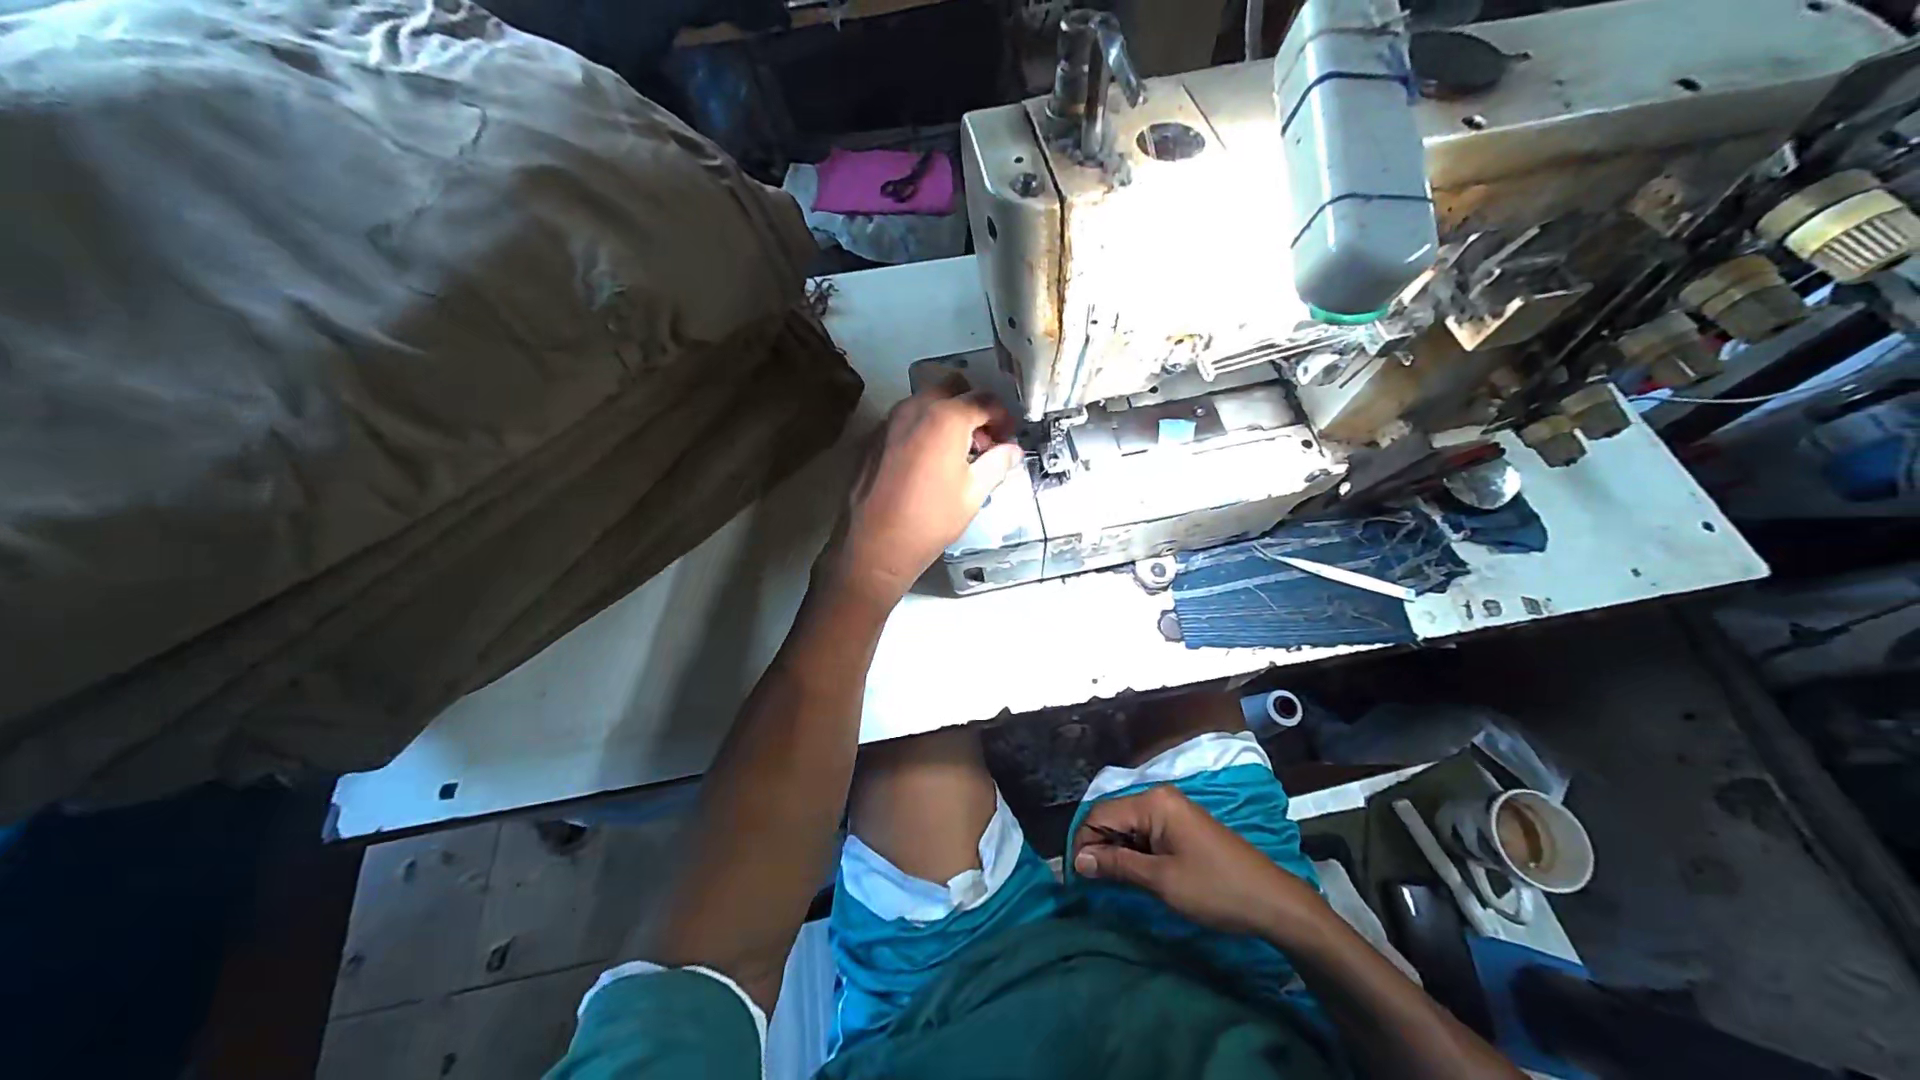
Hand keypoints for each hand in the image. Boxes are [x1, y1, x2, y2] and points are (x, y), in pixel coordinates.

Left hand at [824, 377, 1021, 605]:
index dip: (1003, 416)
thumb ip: (997, 463)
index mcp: (945, 417)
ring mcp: (889, 421)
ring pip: (926, 402)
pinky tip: (929, 463)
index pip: (985, 400)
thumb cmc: (931, 519)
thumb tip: (1012, 450)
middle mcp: (914, 408)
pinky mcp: (873, 438)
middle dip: (973, 407)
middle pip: (952, 389)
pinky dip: (924, 429)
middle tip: (983, 440)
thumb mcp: (974, 493)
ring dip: (947, 416)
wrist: (876, 544)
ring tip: (957, 454)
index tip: (1008, 437)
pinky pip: (906, 421)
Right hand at [1073, 785, 1328, 940]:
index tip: (1077, 877)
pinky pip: (1144, 832)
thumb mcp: (1161, 880)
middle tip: (1091, 883)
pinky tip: (1133, 874)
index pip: (1099, 813)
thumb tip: (1078, 861)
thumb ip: (1116, 865)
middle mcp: (1160, 797)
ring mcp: (1173, 810)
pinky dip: (1133, 852)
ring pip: (1127, 826)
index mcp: (1153, 802)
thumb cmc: (1215, 889)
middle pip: (1112, 816)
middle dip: (1097, 847)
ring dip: (1115, 852)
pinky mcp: (1182, 826)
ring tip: (1110, 882)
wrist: (1273, 901)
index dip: (1082, 843)